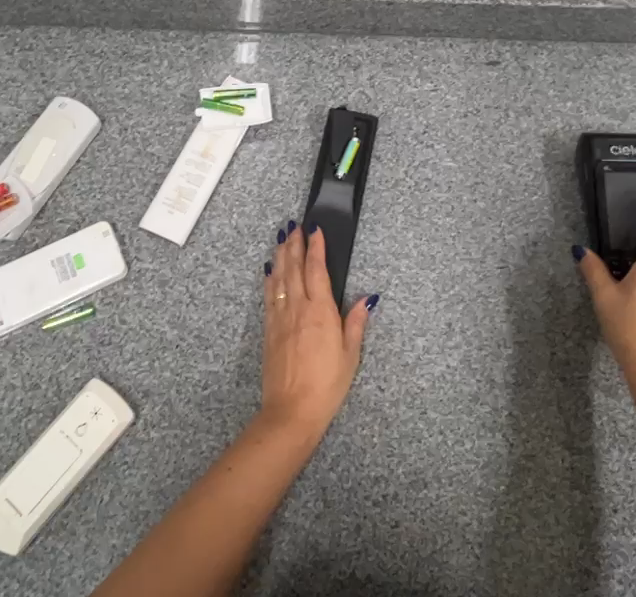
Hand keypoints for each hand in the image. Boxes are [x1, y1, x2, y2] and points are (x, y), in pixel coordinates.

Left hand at [258, 223, 374, 437]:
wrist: (291, 410)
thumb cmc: (327, 384)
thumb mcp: (350, 355)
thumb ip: (356, 323)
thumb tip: (367, 299)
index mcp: (321, 312)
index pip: (317, 270)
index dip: (316, 248)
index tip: (315, 229)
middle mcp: (298, 308)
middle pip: (293, 268)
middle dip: (294, 244)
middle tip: (294, 225)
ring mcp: (280, 318)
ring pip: (279, 278)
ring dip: (280, 256)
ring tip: (281, 238)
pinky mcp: (269, 330)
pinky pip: (269, 296)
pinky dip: (269, 279)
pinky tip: (269, 271)